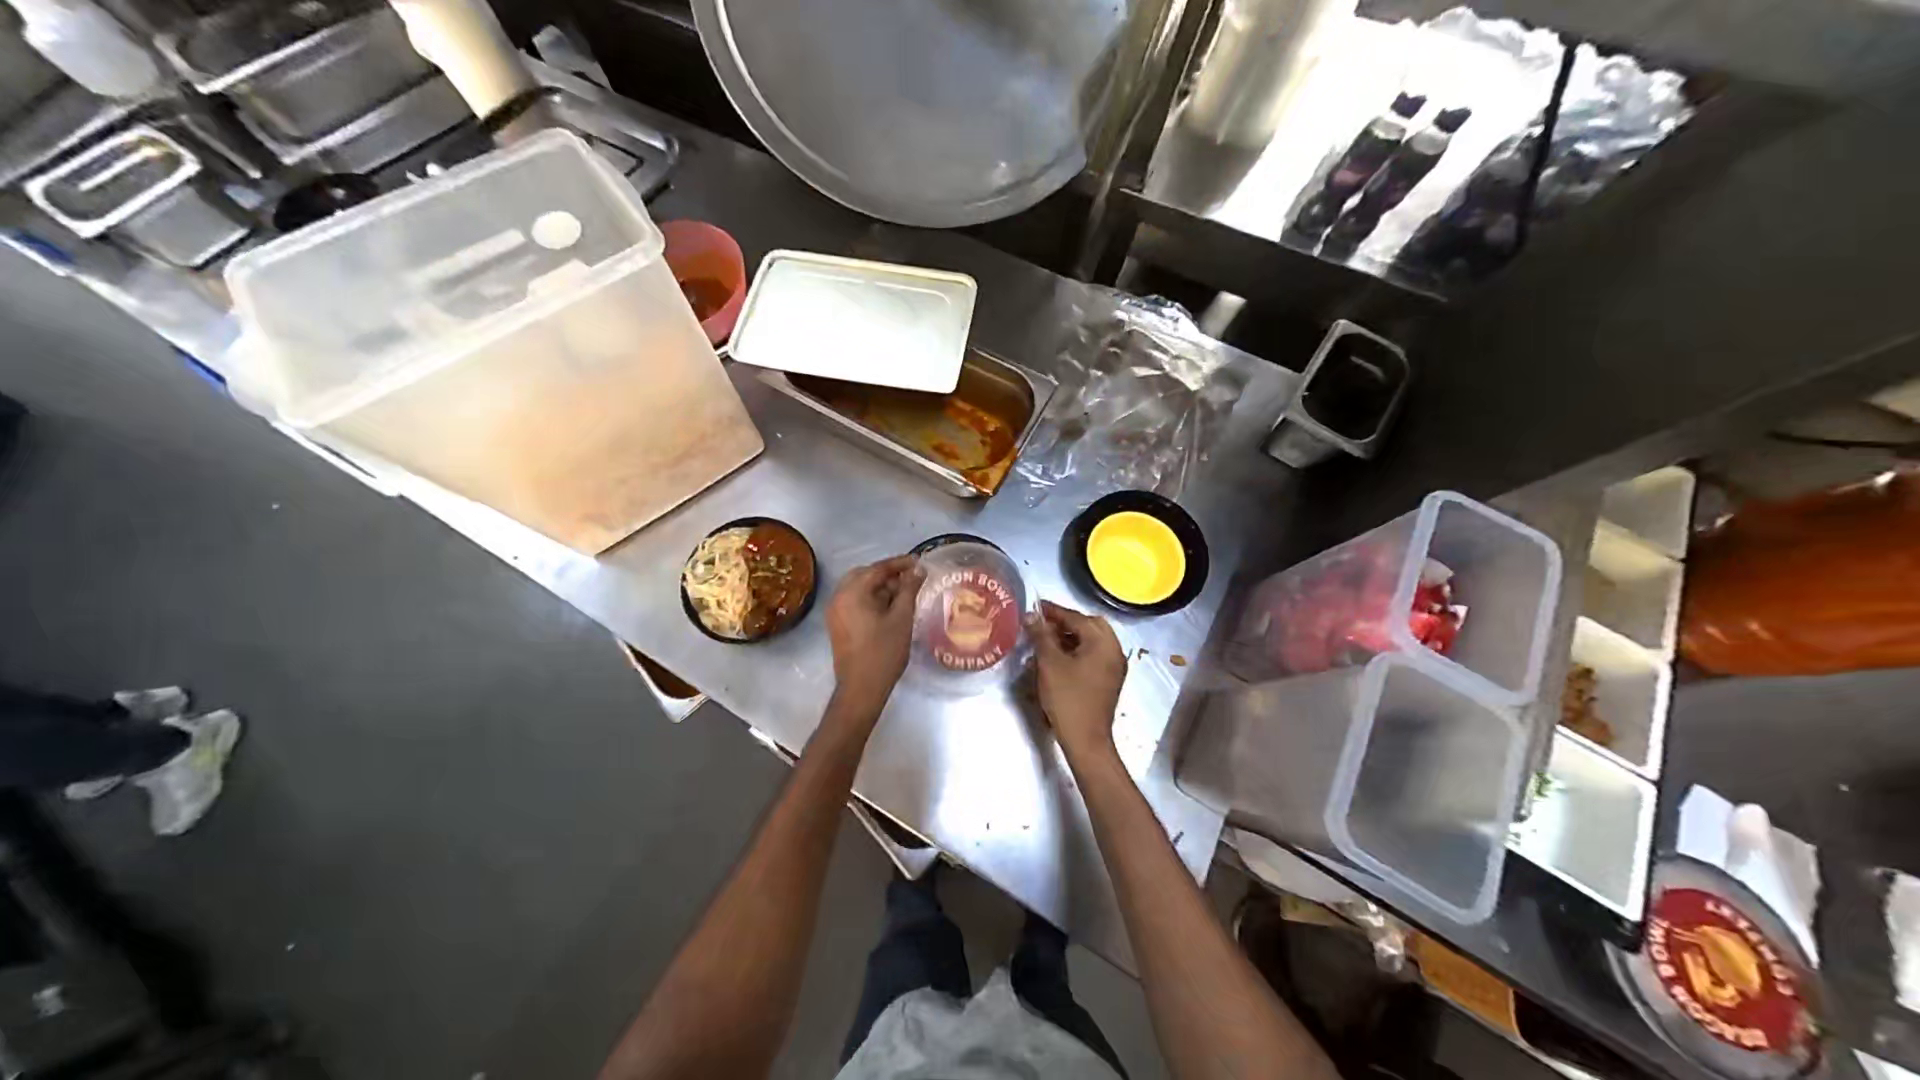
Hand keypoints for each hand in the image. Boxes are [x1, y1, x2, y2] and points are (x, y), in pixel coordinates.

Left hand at [826, 555, 925, 713]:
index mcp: (852, 592)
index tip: (919, 561)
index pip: (877, 568)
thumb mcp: (901, 618)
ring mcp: (835, 611)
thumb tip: (918, 570)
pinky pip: (854, 601)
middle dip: (888, 574)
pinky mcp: (837, 624)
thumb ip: (909, 590)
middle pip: (864, 575)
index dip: (900, 563)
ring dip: (880, 586)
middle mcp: (838, 597)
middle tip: (911, 578)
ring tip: (903, 593)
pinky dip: (870, 598)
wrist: (861, 688)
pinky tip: (888, 607)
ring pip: (858, 588)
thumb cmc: (884, 652)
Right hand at [1026, 600, 1126, 763]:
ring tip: (1046, 641)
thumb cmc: (1068, 698)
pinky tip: (1058, 658)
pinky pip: (1094, 655)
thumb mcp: (1049, 663)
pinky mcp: (1110, 680)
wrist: (1086, 739)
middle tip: (1042, 624)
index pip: (1076, 617)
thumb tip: (1031, 616)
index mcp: (1103, 642)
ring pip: (1092, 641)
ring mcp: (1115, 666)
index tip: (1035, 606)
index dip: (1053, 611)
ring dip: (1070, 637)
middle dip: (1065, 622)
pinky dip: (1077, 650)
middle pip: (1089, 625)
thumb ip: (1041, 635)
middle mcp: (1114, 650)